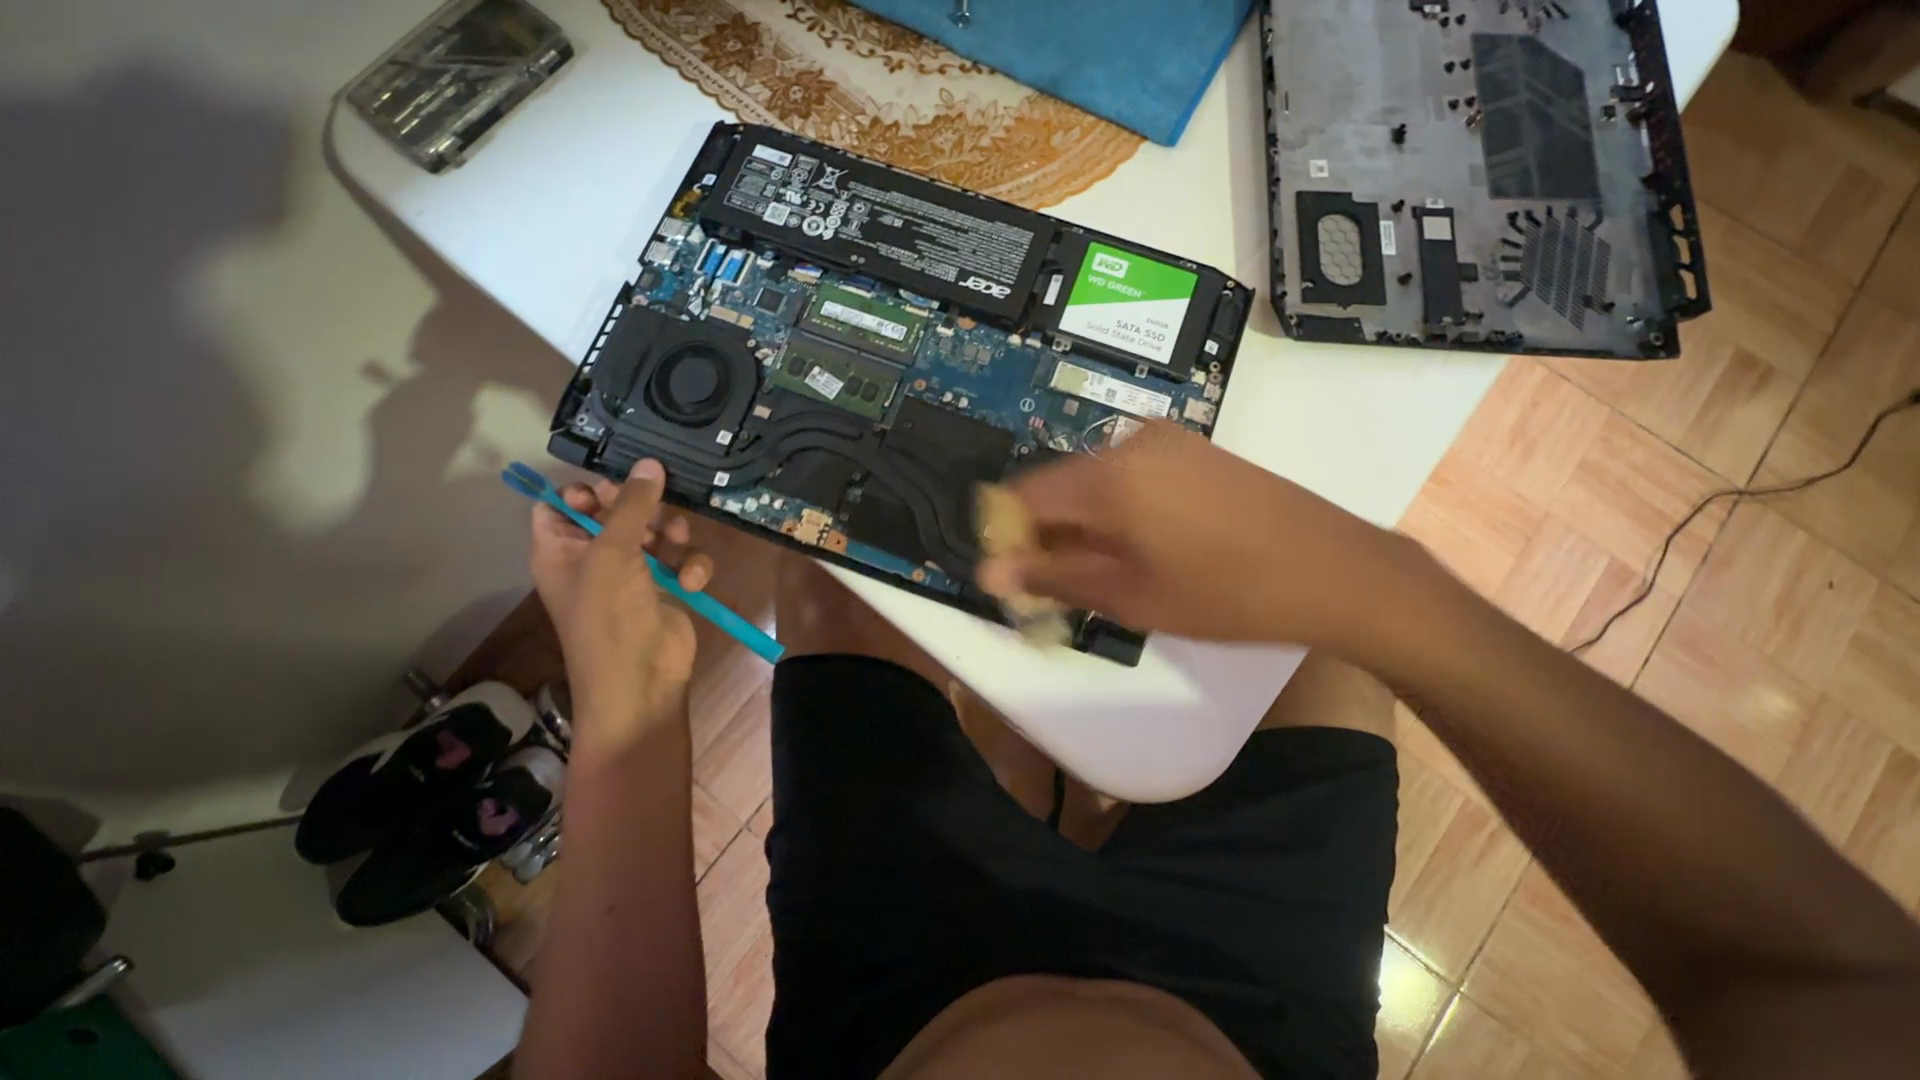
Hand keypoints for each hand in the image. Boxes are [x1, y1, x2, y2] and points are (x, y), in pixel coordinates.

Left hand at [529, 460, 713, 738]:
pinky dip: (690, 565)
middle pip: (617, 510)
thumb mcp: (612, 553)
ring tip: (676, 541)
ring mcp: (633, 573)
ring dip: (671, 533)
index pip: (560, 504)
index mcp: (560, 549)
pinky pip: (682, 558)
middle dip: (641, 507)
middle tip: (652, 507)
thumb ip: (632, 504)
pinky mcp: (667, 588)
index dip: (583, 490)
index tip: (611, 485)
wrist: (640, 680)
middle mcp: (594, 557)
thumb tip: (650, 461)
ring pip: (656, 530)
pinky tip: (690, 580)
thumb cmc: (608, 615)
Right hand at [976, 422, 1422, 649]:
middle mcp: (1130, 443)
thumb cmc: (1225, 593)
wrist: (1335, 570)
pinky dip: (1121, 511)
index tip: (1021, 580)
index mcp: (1107, 476)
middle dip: (1049, 536)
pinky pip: (1133, 476)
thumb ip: (1053, 577)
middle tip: (1065, 589)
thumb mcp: (1130, 596)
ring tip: (1112, 576)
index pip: (1023, 496)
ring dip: (1086, 526)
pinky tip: (1149, 549)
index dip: (1010, 538)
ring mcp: (1169, 441)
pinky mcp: (1197, 450)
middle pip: (1060, 486)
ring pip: (1097, 482)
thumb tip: (988, 570)